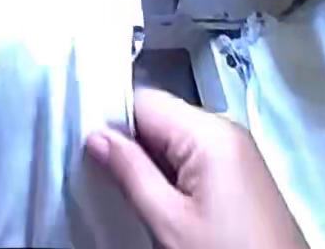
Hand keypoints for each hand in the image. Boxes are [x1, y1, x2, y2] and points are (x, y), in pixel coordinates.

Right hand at [86, 88, 306, 248]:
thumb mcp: (170, 224)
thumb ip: (131, 173)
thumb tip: (95, 135)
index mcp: (208, 128)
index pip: (146, 100)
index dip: (113, 119)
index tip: (83, 143)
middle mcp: (224, 125)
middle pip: (162, 117)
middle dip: (130, 141)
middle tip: (95, 169)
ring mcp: (236, 148)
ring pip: (177, 137)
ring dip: (149, 159)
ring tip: (119, 185)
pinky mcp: (241, 171)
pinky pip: (196, 155)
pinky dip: (173, 171)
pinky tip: (155, 197)